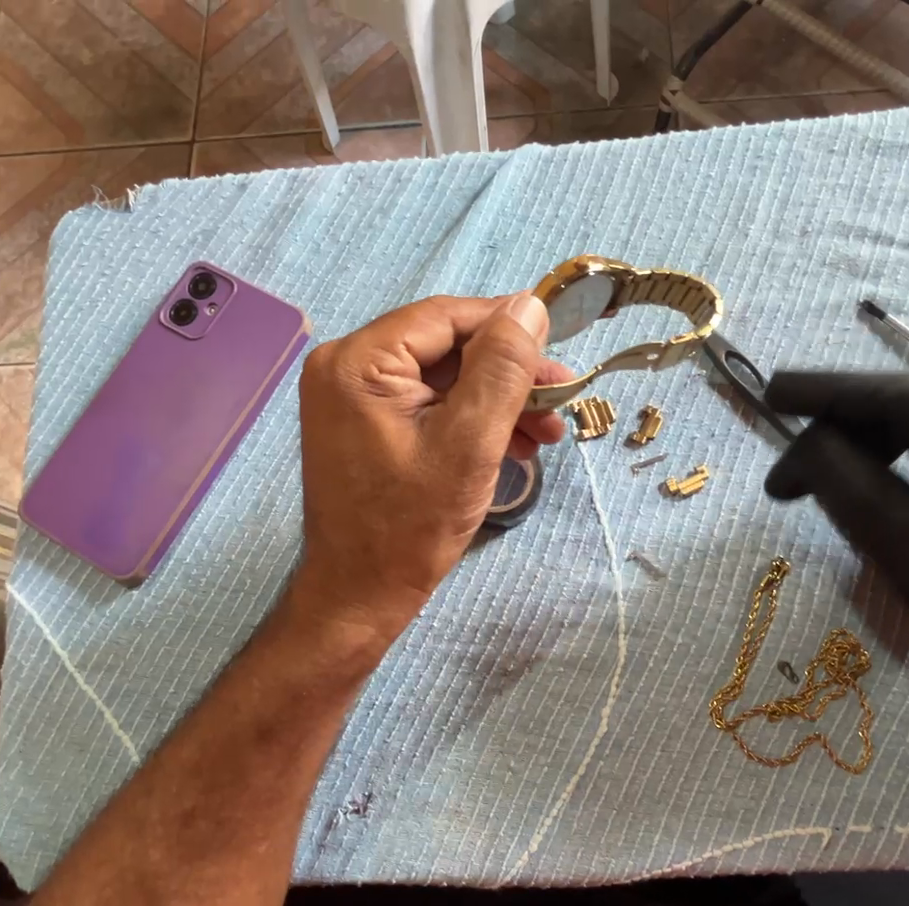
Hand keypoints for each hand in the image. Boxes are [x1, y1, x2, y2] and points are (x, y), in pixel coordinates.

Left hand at [291, 294, 568, 635]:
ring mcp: (352, 398)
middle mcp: (346, 367)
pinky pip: (427, 406)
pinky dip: (470, 421)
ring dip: (497, 401)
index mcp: (359, 362)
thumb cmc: (411, 527)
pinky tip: (513, 445)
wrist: (360, 596)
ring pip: (442, 379)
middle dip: (508, 374)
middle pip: (446, 347)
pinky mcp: (365, 426)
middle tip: (562, 398)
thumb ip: (502, 369)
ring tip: (547, 433)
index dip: (509, 327)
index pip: (446, 317)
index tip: (560, 349)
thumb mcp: (469, 444)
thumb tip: (530, 305)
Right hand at [763, 369, 908, 743]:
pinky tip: (882, 475)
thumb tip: (805, 444)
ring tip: (826, 486)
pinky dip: (903, 447)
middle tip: (786, 486)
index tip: (768, 392)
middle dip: (841, 435)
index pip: (902, 396)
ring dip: (869, 443)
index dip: (827, 392)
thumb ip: (851, 491)